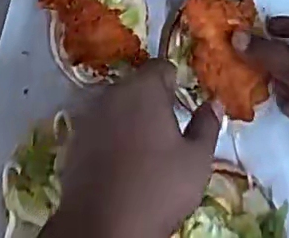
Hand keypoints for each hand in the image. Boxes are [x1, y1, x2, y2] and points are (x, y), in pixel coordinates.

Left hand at [42, 59, 223, 237]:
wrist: (102, 226)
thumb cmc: (156, 188)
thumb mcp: (196, 161)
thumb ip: (206, 126)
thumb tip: (214, 103)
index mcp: (144, 87)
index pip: (161, 66)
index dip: (175, 83)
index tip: (182, 106)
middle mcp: (114, 91)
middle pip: (137, 84)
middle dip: (152, 100)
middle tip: (167, 132)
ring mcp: (90, 113)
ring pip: (117, 105)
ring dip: (130, 117)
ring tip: (144, 150)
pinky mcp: (75, 138)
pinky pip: (100, 126)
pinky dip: (110, 136)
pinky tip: (120, 163)